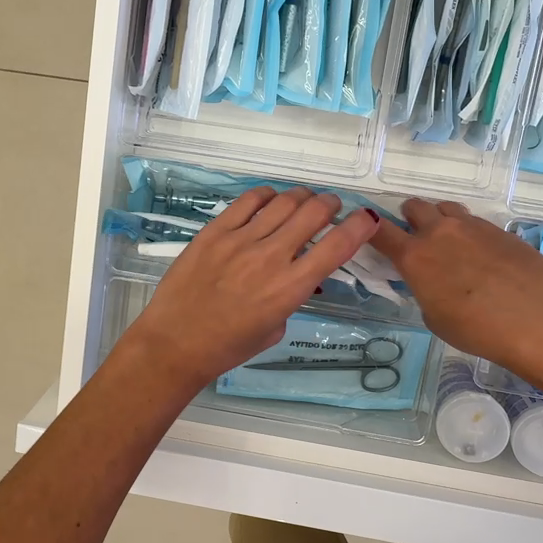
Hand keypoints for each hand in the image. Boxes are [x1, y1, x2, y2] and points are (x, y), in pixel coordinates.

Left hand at [120, 187, 379, 396]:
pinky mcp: (214, 231)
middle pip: (313, 213)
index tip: (367, 218)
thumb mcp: (274, 329)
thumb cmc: (227, 347)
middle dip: (330, 204)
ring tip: (305, 200)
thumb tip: (298, 276)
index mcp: (290, 288)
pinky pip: (248, 201)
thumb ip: (291, 297)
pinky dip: (266, 196)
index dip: (359, 227)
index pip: (337, 247)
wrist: (175, 344)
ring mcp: (240, 240)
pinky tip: (270, 200)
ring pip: (283, 201)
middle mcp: (271, 257)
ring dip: (302, 197)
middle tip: (332, 206)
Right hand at [369, 199, 542, 386]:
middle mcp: (439, 232)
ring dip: (438, 218)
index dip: (368, 228)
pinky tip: (480, 256)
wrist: (540, 318)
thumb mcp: (436, 319)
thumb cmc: (478, 329)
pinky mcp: (500, 229)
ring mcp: (472, 226)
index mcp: (414, 257)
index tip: (364, 230)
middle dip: (408, 218)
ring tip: (447, 242)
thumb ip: (425, 291)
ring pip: (445, 207)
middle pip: (413, 206)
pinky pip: (473, 220)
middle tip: (414, 239)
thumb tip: (432, 281)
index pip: (379, 231)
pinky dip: (467, 231)